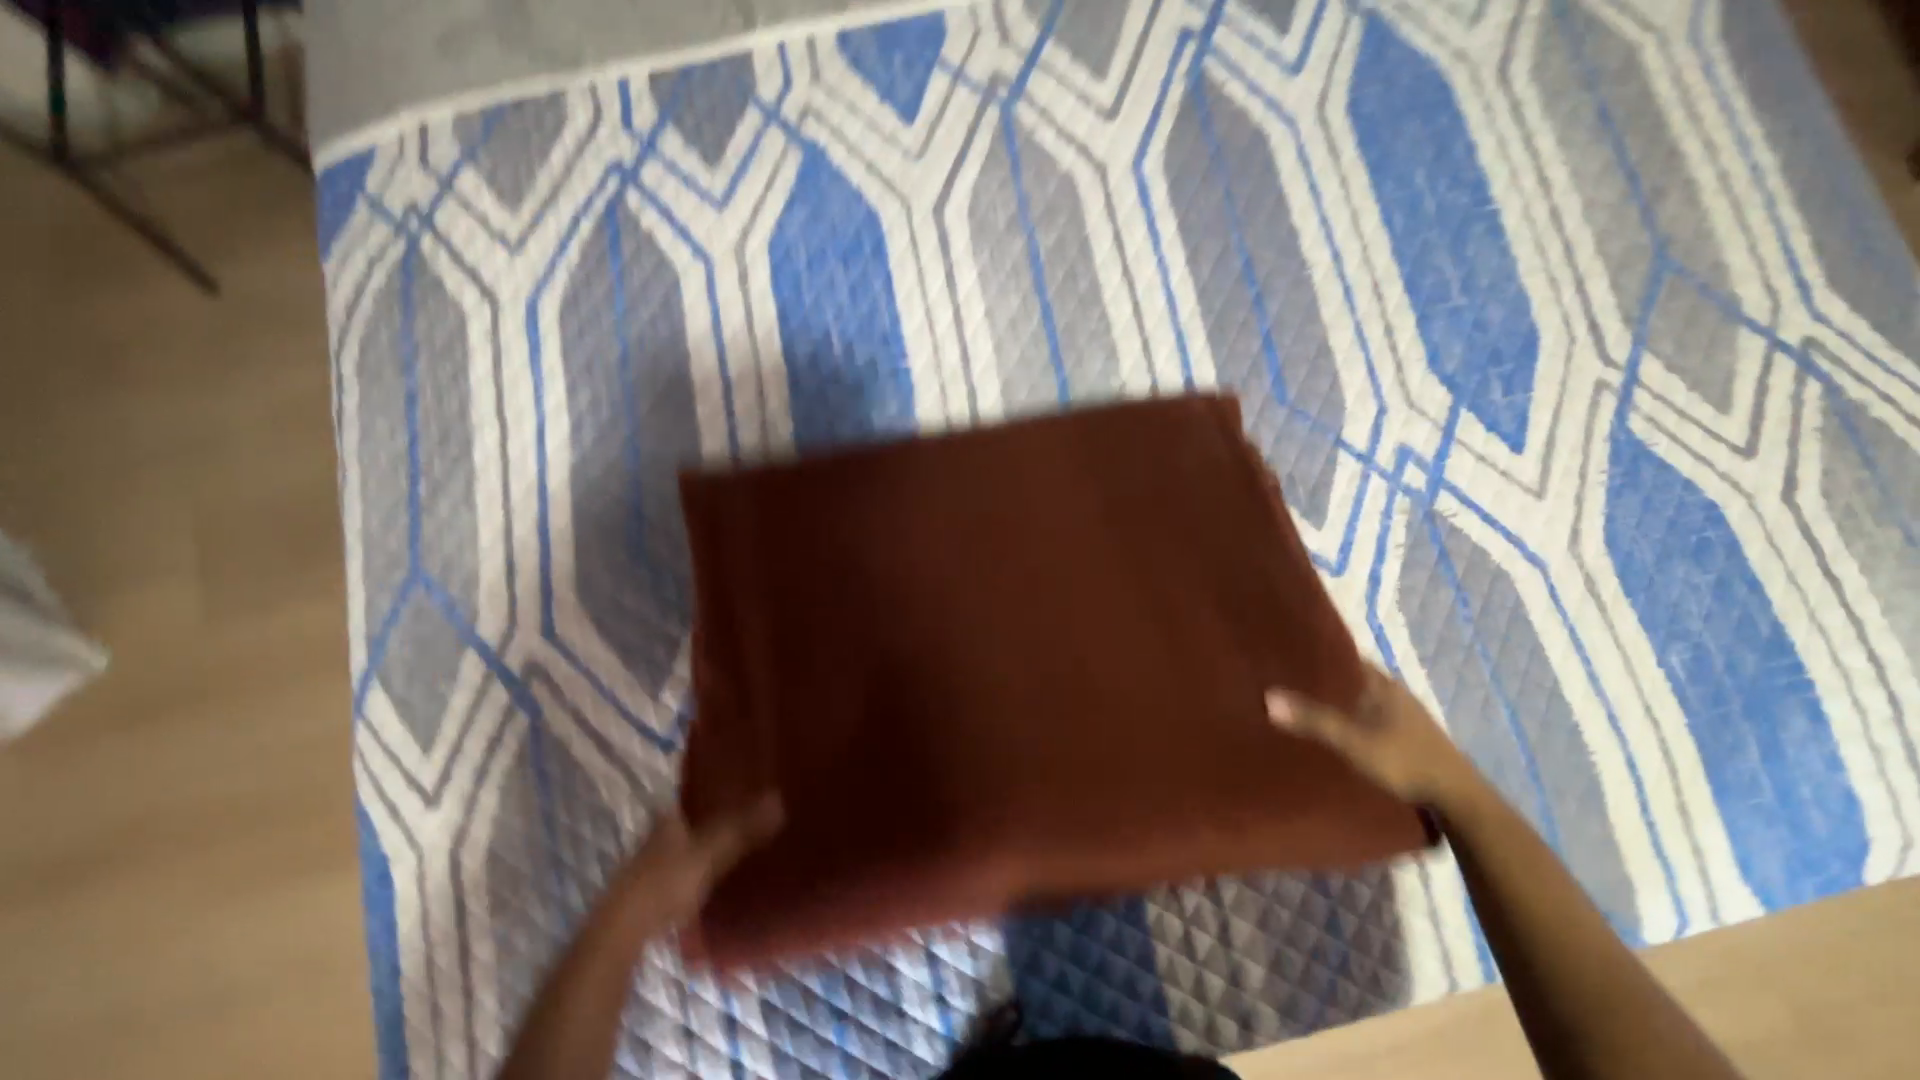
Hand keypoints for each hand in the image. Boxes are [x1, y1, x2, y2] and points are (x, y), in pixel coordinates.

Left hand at [609, 794, 782, 932]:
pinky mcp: (651, 894)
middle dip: (716, 823)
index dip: (718, 792)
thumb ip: (742, 829)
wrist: (622, 932)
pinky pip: (686, 875)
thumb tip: (778, 799)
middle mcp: (656, 836)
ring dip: (709, 850)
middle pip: (692, 823)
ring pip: (688, 849)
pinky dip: (702, 876)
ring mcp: (651, 866)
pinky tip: (721, 884)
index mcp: (668, 818)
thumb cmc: (664, 883)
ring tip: (743, 851)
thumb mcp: (710, 854)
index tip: (745, 792)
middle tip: (752, 822)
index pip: (694, 795)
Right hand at [1265, 665, 1481, 807]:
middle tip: (1287, 683)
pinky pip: (1371, 717)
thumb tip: (1269, 698)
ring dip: (1339, 702)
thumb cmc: (1405, 761)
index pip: (1345, 656)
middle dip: (1323, 680)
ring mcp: (1405, 714)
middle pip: (1352, 678)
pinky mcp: (1409, 736)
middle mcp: (1395, 692)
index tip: (1287, 657)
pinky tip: (1337, 731)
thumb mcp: (1354, 742)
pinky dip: (1352, 719)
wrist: (1457, 797)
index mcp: (1383, 684)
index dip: (1317, 655)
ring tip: (1304, 707)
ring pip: (1362, 699)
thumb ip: (1314, 720)